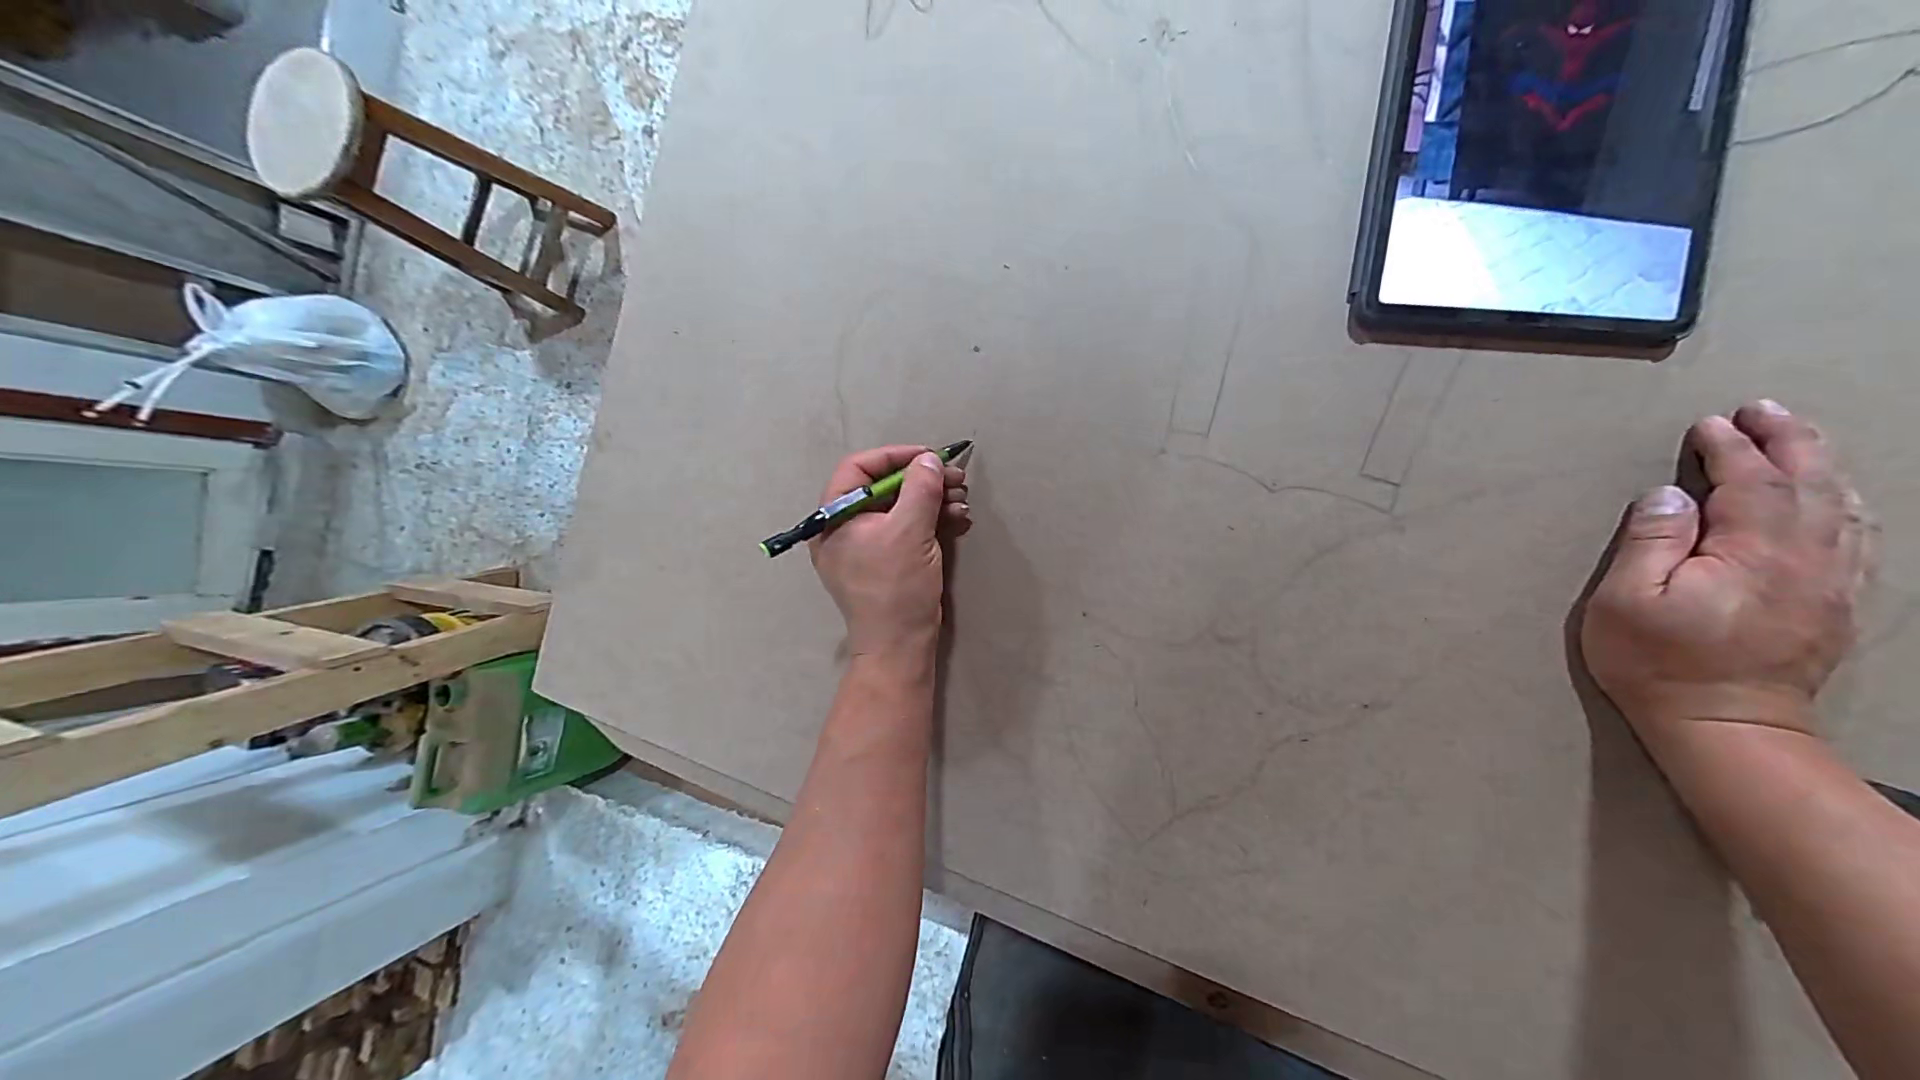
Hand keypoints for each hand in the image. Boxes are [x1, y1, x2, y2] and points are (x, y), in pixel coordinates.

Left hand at [811, 446, 970, 657]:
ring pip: (900, 508)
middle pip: (884, 487)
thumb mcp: (911, 531)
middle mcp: (845, 527)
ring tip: (963, 502)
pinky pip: (906, 529)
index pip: (859, 467)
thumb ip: (920, 488)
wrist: (899, 646)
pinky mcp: (886, 561)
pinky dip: (932, 521)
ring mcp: (866, 546)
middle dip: (923, 480)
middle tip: (957, 479)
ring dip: (934, 500)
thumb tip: (928, 460)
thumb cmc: (896, 587)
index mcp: (835, 516)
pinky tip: (959, 519)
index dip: (896, 456)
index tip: (929, 457)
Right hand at [1581, 400, 1875, 738]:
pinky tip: (1834, 497)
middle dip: (1789, 442)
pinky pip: (1856, 539)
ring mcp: (1830, 583)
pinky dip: (1845, 505)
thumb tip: (1670, 494)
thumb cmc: (1656, 661)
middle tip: (1764, 410)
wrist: (1724, 725)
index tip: (1710, 424)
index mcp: (1752, 555)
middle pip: (1809, 486)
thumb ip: (1651, 542)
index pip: (1749, 485)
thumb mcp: (1626, 600)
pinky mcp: (1835, 604)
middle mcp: (1806, 561)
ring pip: (1842, 508)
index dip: (1731, 450)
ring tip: (1800, 439)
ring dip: (1822, 466)